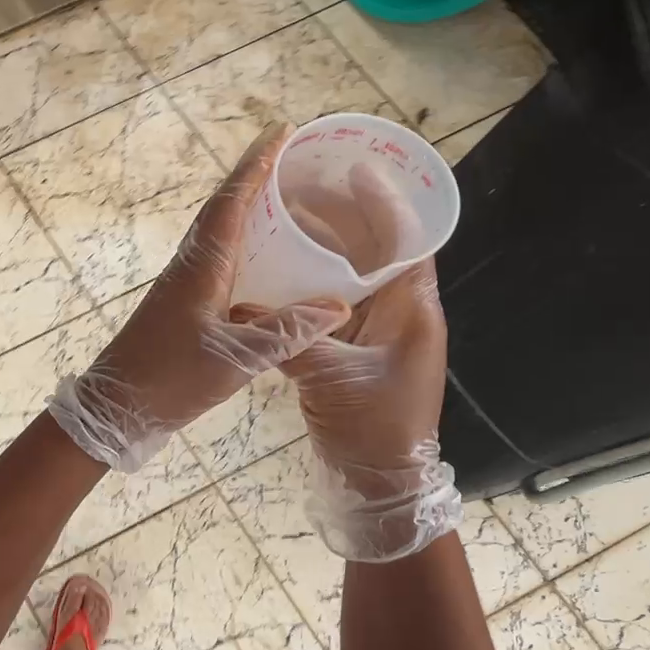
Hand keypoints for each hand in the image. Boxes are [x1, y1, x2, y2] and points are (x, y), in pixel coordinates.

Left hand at [47, 123, 351, 471]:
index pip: (231, 203)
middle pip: (224, 212)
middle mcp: (188, 269)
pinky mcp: (180, 308)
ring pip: (219, 238)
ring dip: (249, 213)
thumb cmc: (169, 380)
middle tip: (296, 160)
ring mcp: (181, 288)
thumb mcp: (235, 358)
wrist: (115, 409)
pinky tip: (263, 263)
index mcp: (200, 268)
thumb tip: (338, 306)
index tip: (281, 131)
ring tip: (288, 200)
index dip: (256, 166)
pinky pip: (217, 264)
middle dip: (257, 181)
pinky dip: (242, 250)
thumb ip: (287, 332)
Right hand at [275, 165, 462, 560]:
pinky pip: (336, 305)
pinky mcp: (357, 353)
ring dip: (328, 251)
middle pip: (379, 250)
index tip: (353, 169)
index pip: (406, 238)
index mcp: (411, 310)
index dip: (384, 201)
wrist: (382, 480)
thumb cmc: (373, 427)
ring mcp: (380, 334)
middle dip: (346, 218)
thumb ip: (287, 342)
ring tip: (288, 227)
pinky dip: (313, 287)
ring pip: (356, 277)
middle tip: (303, 193)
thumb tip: (237, 313)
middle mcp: (401, 314)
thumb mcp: (331, 380)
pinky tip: (281, 284)